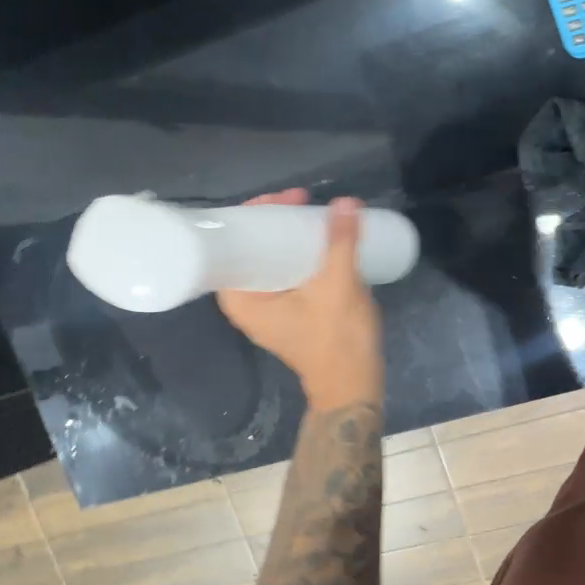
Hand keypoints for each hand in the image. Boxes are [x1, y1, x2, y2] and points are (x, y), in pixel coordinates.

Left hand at [216, 189, 382, 412]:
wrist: (355, 384)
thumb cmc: (337, 338)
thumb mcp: (339, 285)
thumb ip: (341, 243)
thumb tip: (344, 202)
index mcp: (240, 299)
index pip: (229, 244)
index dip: (253, 215)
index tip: (284, 200)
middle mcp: (246, 305)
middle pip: (250, 250)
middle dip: (273, 223)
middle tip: (301, 203)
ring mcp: (268, 312)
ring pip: (269, 263)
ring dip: (287, 239)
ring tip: (312, 217)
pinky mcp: (289, 315)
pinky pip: (285, 275)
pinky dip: (297, 257)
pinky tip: (318, 244)